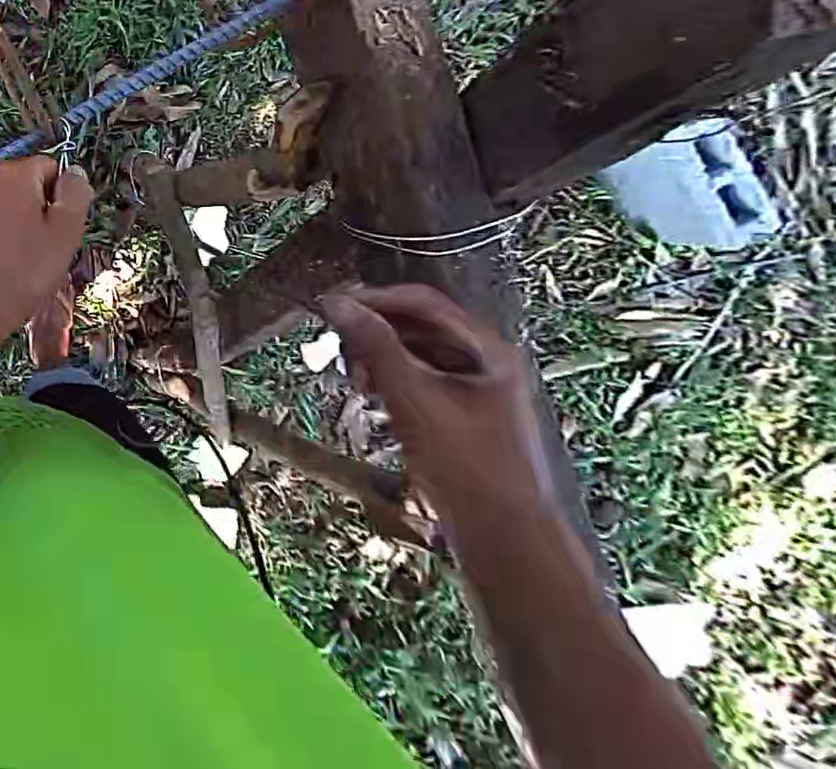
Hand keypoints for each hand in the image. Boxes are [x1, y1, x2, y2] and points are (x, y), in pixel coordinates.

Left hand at [0, 157, 91, 358]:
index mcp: (14, 174)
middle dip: (40, 210)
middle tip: (45, 249)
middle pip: (25, 185)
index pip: (51, 166)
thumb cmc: (21, 274)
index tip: (63, 229)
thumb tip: (76, 172)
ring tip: (21, 262)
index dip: (63, 196)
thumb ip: (75, 196)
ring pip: (4, 207)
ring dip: (17, 226)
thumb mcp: (63, 235)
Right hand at [320, 284, 552, 532]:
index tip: (331, 309)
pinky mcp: (462, 410)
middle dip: (373, 332)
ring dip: (378, 357)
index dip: (372, 300)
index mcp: (487, 349)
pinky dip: (390, 379)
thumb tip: (336, 302)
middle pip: (417, 325)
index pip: (421, 302)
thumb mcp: (411, 397)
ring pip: (414, 352)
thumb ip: (374, 344)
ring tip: (356, 380)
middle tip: (339, 351)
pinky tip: (372, 396)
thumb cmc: (464, 463)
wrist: (504, 535)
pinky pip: (418, 377)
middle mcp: (485, 360)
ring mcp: (475, 386)